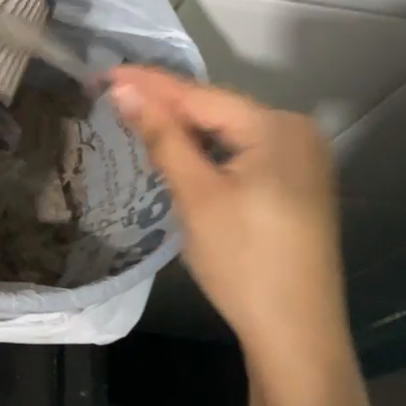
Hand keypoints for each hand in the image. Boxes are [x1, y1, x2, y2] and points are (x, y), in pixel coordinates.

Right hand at [108, 67, 344, 350]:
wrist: (296, 333)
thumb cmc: (243, 261)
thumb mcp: (196, 195)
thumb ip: (162, 137)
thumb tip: (123, 90)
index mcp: (276, 128)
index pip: (199, 95)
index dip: (148, 84)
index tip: (104, 72)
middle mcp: (296, 132)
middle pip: (216, 109)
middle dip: (165, 103)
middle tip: (113, 95)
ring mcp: (301, 160)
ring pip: (228, 131)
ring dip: (183, 127)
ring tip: (136, 117)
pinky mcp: (296, 185)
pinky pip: (242, 152)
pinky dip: (207, 150)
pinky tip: (180, 151)